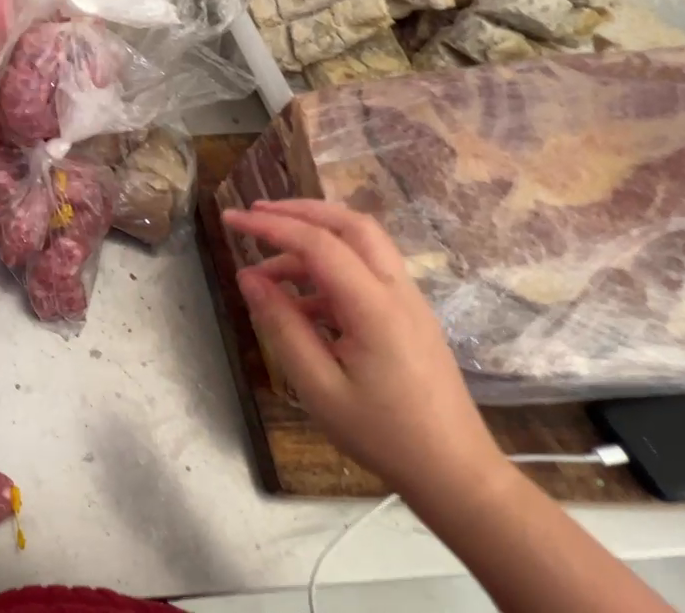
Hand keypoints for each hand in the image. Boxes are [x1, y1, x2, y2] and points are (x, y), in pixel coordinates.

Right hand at [222, 199, 504, 503]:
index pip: (318, 244)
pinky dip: (327, 269)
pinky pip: (366, 273)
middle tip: (255, 214)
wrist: (456, 474)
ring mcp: (410, 304)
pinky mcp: (409, 318)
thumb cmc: (383, 434)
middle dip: (300, 210)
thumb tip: (249, 278)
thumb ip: (281, 326)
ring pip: (362, 245)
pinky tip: (298, 303)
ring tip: (266, 273)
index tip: (228, 219)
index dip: (270, 226)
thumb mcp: (318, 386)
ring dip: (312, 242)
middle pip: (352, 225)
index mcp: (375, 308)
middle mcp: (398, 293)